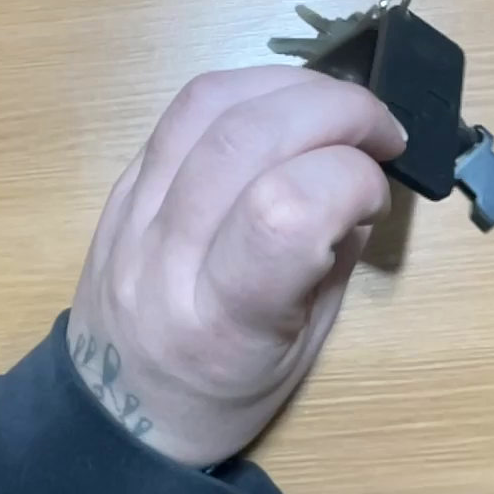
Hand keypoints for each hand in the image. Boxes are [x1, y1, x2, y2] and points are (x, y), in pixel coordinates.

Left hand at [67, 66, 406, 466]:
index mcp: (222, 322)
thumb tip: (359, 175)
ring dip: (292, 84)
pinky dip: (248, 89)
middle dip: (337, 108)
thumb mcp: (301, 351)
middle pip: (247, 137)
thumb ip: (334, 258)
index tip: (377, 194)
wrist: (114, 410)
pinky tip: (282, 104)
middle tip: (380, 129)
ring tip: (335, 105)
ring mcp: (132, 212)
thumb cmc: (220, 396)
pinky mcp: (121, 184)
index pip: (284, 213)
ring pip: (208, 103)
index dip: (351, 179)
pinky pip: (183, 109)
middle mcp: (166, 256)